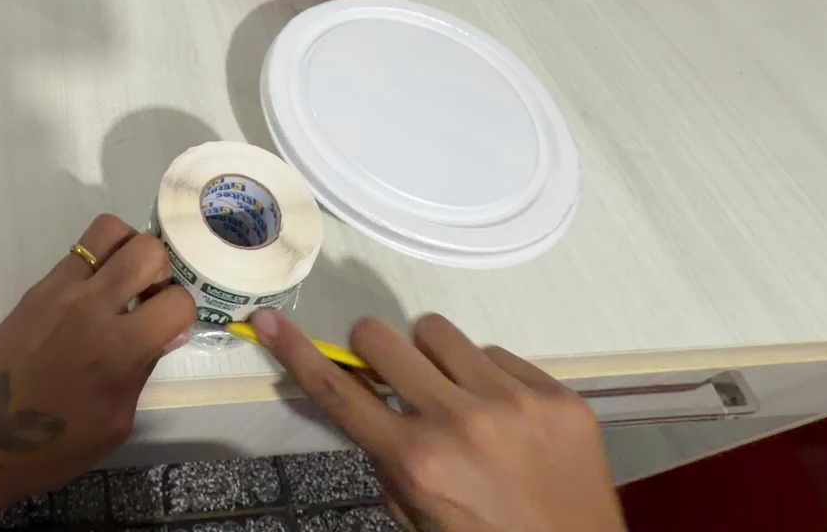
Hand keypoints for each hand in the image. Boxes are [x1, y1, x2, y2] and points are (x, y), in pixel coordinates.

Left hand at [0, 214, 196, 531]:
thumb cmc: (56, 444)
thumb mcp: (117, 421)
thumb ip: (144, 367)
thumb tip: (165, 329)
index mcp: (118, 348)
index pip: (177, 300)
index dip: (183, 314)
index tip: (169, 329)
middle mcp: (92, 304)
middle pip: (148, 248)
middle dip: (162, 271)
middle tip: (149, 298)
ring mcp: (61, 287)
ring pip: (110, 229)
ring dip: (128, 249)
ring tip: (124, 282)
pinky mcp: (39, 284)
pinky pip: (80, 249)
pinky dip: (98, 260)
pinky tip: (93, 294)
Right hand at [252, 310, 623, 531]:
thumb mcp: (413, 509)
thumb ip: (382, 446)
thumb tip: (360, 383)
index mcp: (417, 462)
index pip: (337, 391)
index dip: (296, 352)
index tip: (267, 319)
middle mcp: (459, 424)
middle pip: (380, 336)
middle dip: (375, 352)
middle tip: (394, 378)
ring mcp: (514, 405)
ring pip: (436, 330)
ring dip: (434, 358)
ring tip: (460, 396)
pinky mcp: (559, 397)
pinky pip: (496, 352)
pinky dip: (490, 377)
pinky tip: (511, 418)